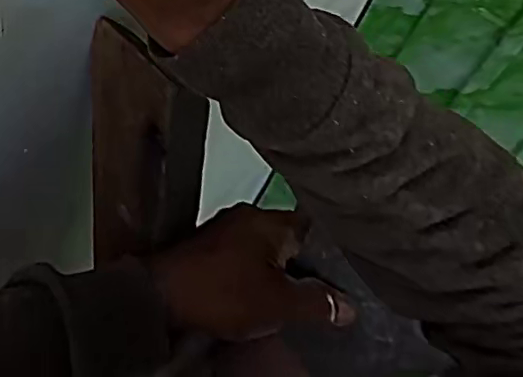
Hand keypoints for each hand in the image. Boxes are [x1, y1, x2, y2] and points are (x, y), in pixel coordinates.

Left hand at [148, 204, 356, 339]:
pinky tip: (275, 296)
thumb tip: (346, 304)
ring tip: (310, 299)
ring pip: (273, 251)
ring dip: (289, 273)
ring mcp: (228, 231)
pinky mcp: (215, 248)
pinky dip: (266, 275)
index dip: (335, 247)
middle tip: (338, 294)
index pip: (311, 224)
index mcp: (264, 220)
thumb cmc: (220, 291)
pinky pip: (252, 259)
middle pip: (293, 239)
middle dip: (313, 265)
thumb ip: (317, 301)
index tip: (356, 268)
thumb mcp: (280, 303)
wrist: (166, 295)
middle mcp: (246, 218)